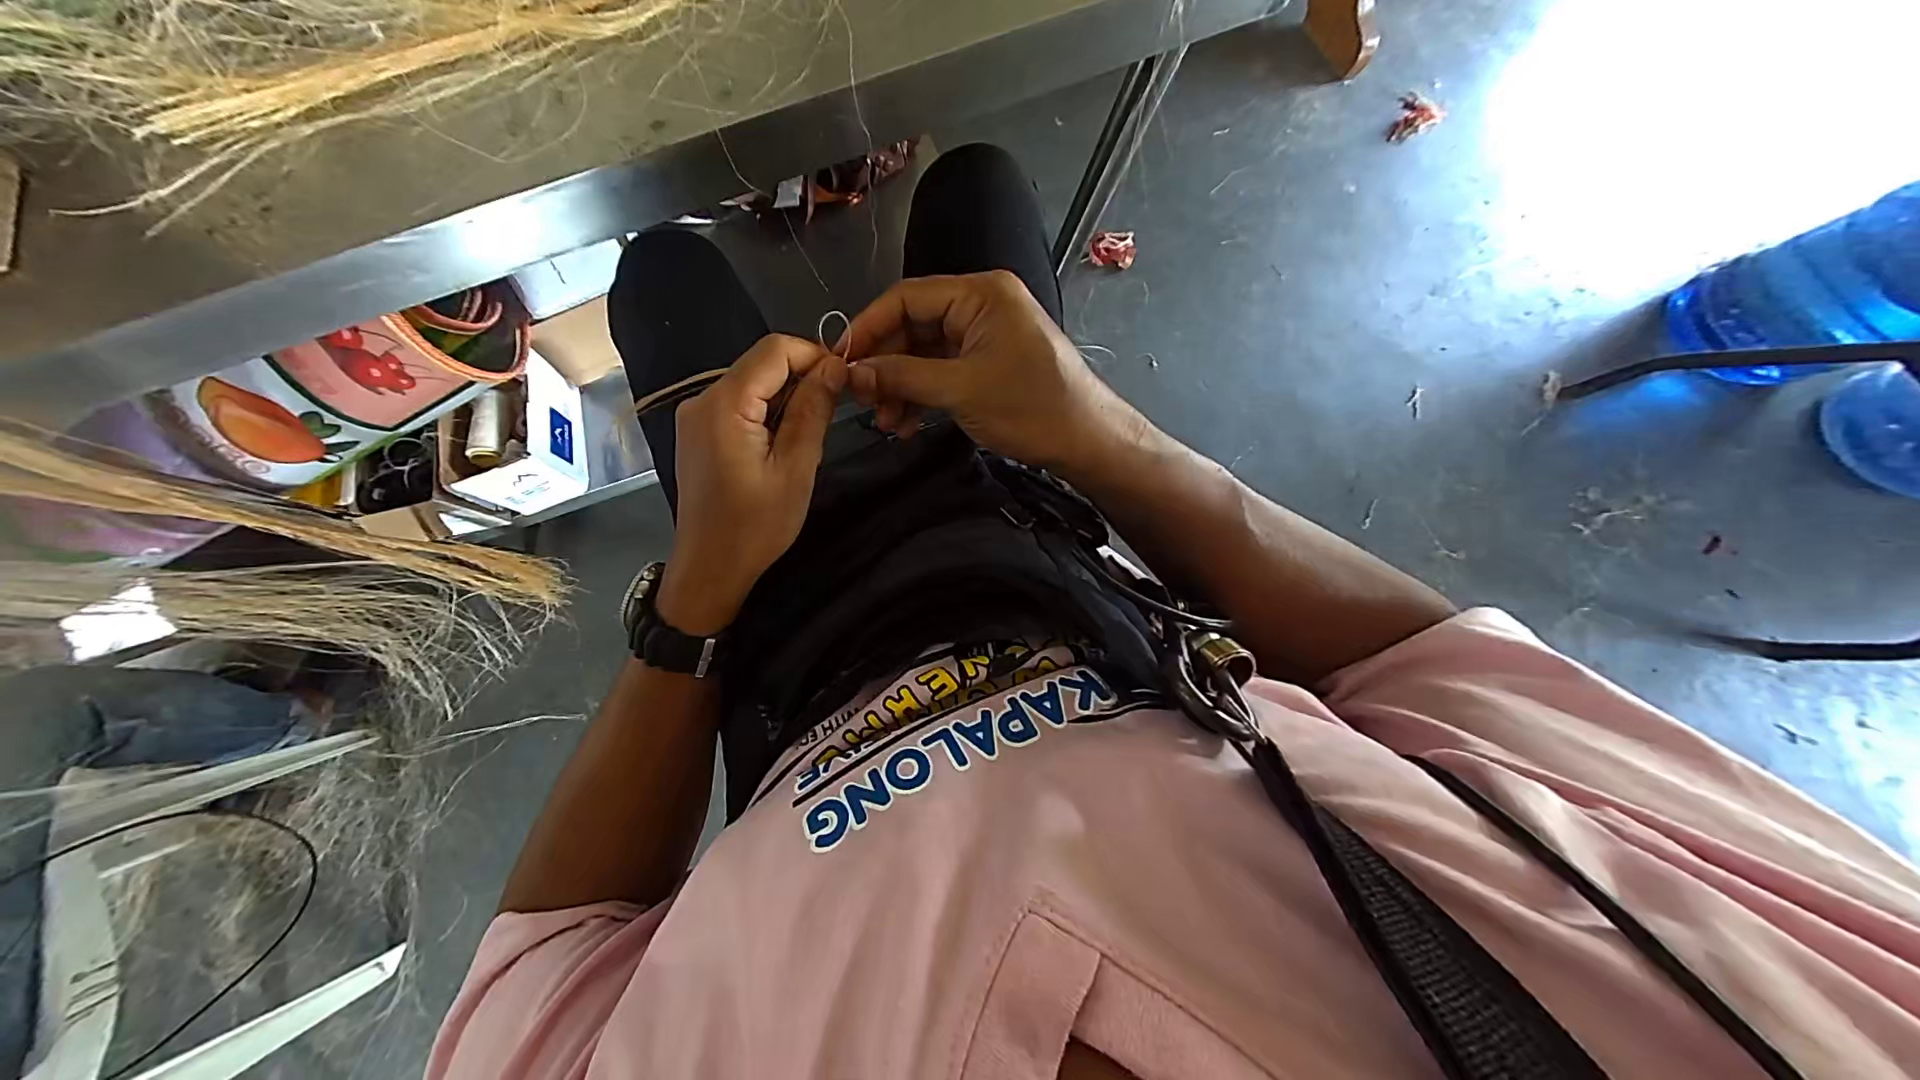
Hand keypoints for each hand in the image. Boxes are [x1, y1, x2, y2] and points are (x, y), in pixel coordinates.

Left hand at [656, 334, 845, 635]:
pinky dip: (769, 411)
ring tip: (815, 430)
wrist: (710, 568)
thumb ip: (813, 411)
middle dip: (804, 375)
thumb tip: (835, 366)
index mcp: (724, 404)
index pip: (774, 349)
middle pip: (761, 363)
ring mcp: (697, 416)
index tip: (846, 381)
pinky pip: (740, 404)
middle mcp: (703, 399)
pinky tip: (786, 440)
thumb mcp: (796, 469)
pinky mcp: (699, 432)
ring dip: (789, 396)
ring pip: (753, 383)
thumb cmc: (756, 527)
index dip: (815, 355)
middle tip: (838, 408)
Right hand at [841, 271, 1152, 478]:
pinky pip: (943, 371)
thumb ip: (902, 377)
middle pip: (913, 326)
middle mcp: (981, 305)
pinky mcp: (989, 362)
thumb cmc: (1032, 408)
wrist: (1086, 440)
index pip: (907, 297)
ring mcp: (986, 334)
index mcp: (980, 293)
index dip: (868, 327)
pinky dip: (923, 395)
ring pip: (925, 354)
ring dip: (901, 386)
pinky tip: (907, 422)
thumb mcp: (960, 391)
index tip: (841, 360)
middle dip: (885, 365)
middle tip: (862, 400)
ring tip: (885, 421)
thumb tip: (852, 373)